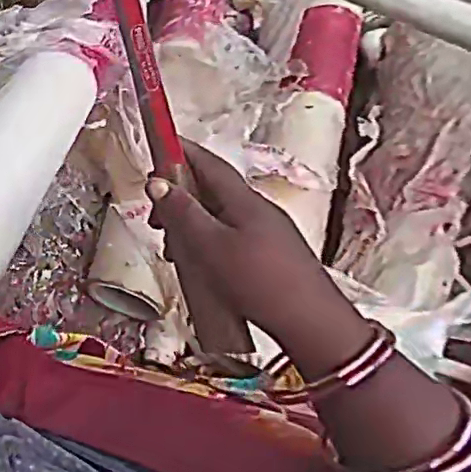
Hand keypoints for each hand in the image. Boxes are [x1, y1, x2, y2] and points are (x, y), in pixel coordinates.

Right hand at [147, 139, 368, 360]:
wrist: (314, 328)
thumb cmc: (259, 282)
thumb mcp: (209, 245)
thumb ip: (182, 211)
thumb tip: (157, 182)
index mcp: (244, 201)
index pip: (208, 163)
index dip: (182, 151)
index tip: (159, 143)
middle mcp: (257, 210)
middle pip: (210, 189)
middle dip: (178, 196)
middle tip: (156, 217)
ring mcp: (266, 233)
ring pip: (217, 215)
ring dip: (189, 223)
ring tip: (172, 248)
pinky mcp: (269, 255)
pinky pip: (228, 234)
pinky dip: (205, 240)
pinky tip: (196, 263)